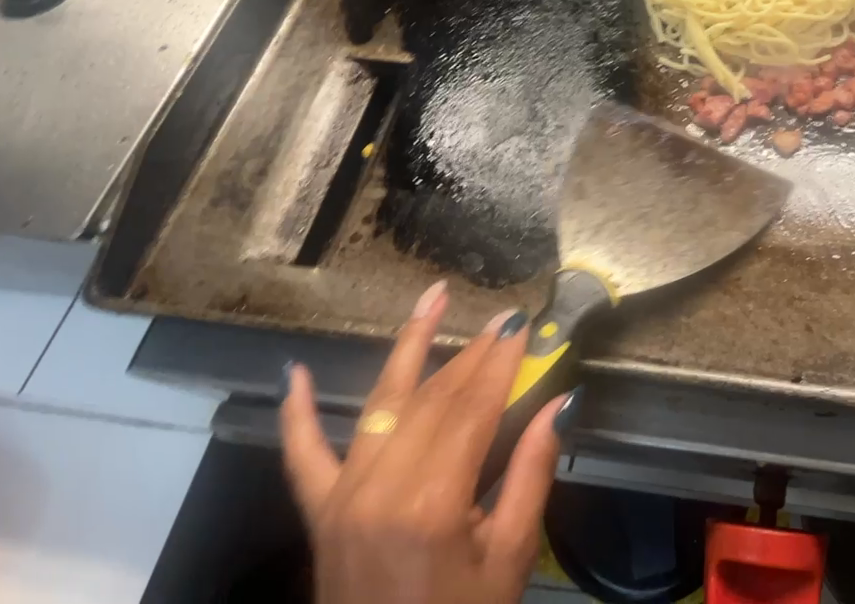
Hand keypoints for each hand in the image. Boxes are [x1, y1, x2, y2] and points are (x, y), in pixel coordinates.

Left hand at [280, 281, 577, 603]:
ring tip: (432, 298)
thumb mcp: (510, 557)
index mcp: (432, 502)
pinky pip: (301, 455)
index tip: (527, 327)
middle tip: (504, 319)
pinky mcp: (320, 512)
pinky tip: (294, 372)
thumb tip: (560, 404)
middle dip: (473, 353)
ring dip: (409, 346)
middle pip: (434, 398)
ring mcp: (343, 496)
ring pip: (381, 404)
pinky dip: (295, 413)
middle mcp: (381, 487)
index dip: (504, 363)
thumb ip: (532, 473)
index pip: (475, 408)